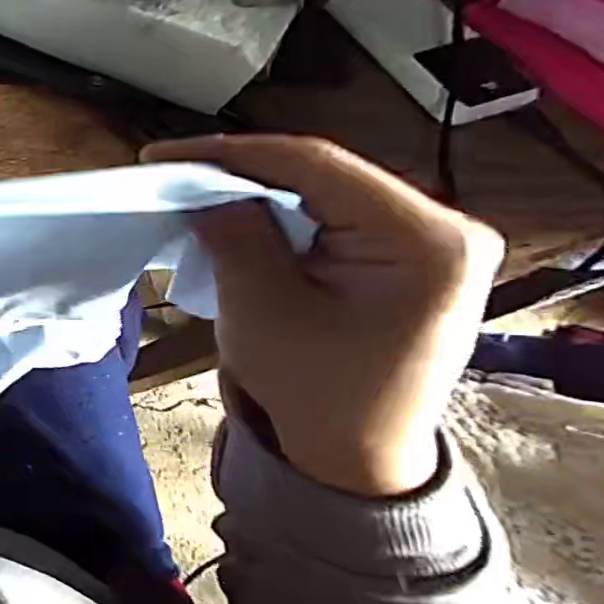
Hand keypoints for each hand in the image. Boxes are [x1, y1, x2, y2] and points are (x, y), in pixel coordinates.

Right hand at [140, 135, 501, 495]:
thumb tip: (207, 192)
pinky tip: (235, 220)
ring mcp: (426, 244)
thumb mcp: (261, 308)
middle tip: (171, 173)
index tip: (161, 154)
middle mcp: (443, 228)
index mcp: (427, 239)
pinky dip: (274, 216)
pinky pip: (328, 217)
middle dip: (240, 172)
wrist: (352, 451)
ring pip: (322, 193)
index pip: (316, 166)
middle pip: (324, 175)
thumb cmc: (312, 387)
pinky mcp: (401, 259)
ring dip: (254, 193)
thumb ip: (237, 237)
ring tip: (193, 193)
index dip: (230, 152)